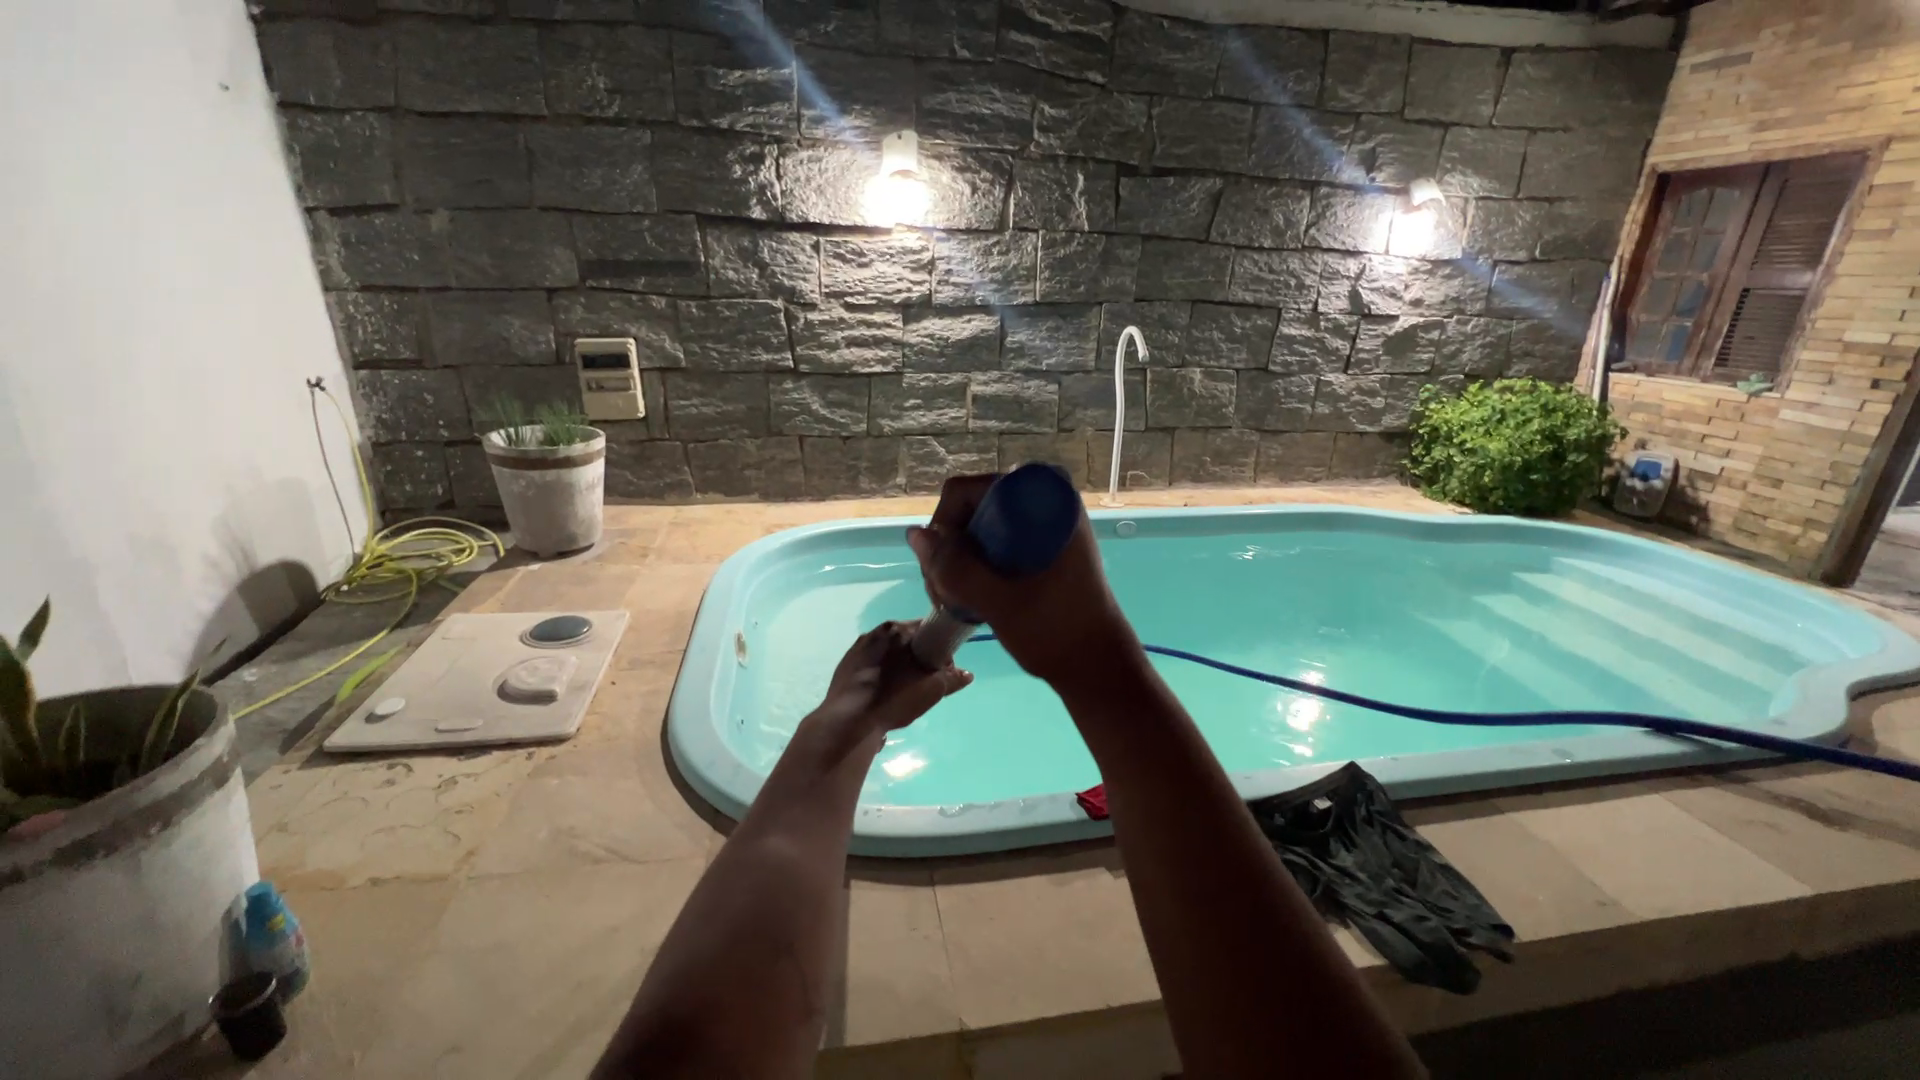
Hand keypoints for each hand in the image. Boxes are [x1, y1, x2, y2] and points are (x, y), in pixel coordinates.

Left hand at [814, 621, 971, 735]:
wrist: (848, 722)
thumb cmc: (893, 698)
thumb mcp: (930, 690)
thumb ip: (951, 679)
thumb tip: (967, 674)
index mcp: (895, 629)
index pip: (926, 629)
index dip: (940, 648)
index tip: (943, 670)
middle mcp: (874, 632)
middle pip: (906, 641)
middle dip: (919, 658)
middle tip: (925, 683)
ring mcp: (856, 649)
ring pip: (888, 654)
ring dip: (899, 667)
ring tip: (904, 693)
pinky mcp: (844, 667)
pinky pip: (871, 666)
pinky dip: (881, 675)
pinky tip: (884, 696)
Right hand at [905, 474, 1140, 688]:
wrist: (1098, 667)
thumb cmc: (1057, 634)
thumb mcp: (999, 603)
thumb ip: (956, 568)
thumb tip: (915, 534)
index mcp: (1048, 503)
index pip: (971, 491)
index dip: (947, 525)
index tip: (946, 570)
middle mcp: (1045, 504)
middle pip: (970, 508)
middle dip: (949, 548)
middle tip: (945, 593)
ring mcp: (1042, 527)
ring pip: (976, 529)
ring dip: (956, 562)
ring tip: (954, 602)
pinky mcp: (1038, 549)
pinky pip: (991, 545)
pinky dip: (973, 567)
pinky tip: (969, 599)